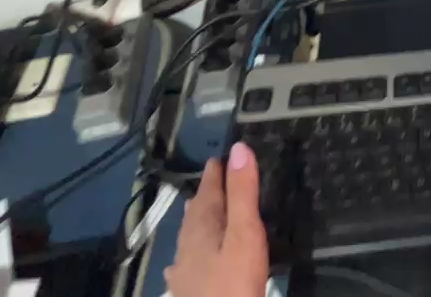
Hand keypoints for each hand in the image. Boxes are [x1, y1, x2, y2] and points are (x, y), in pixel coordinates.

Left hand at [164, 141, 268, 296]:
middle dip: (206, 196)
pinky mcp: (191, 295)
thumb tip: (238, 148)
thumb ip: (242, 192)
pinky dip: (193, 252)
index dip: (215, 173)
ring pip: (189, 239)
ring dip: (198, 222)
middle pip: (195, 215)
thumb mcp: (245, 233)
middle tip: (213, 179)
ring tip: (200, 211)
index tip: (220, 156)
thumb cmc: (234, 286)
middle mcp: (187, 249)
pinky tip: (185, 265)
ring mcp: (186, 276)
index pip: (207, 192)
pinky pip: (189, 263)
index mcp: (201, 229)